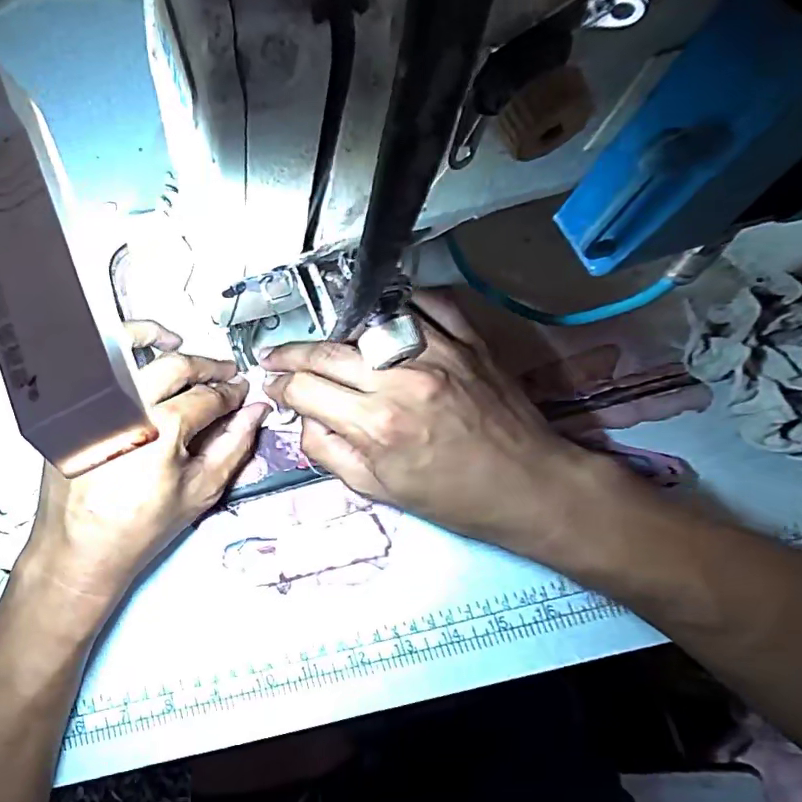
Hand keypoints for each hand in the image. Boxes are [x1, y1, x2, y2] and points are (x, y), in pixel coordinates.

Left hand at [21, 321, 267, 614]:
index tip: (240, 391)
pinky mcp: (71, 410)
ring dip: (158, 341)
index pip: (208, 397)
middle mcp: (125, 410)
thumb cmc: (135, 530)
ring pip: (129, 353)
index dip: (231, 392)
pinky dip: (116, 354)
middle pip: (176, 366)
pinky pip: (96, 368)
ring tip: (178, 346)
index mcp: (161, 431)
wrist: (81, 550)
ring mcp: (93, 406)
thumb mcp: (201, 491)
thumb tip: (254, 412)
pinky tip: (134, 359)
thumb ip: (235, 445)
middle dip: (207, 365)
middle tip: (224, 372)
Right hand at [262, 292, 621, 552]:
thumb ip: (331, 453)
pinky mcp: (467, 340)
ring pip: (368, 322)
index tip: (273, 388)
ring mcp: (437, 352)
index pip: (305, 389)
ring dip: (338, 331)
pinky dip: (399, 304)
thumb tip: (304, 421)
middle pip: (327, 352)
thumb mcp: (380, 491)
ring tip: (327, 343)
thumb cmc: (454, 499)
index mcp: (376, 425)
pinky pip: (426, 303)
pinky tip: (382, 317)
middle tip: (276, 357)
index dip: (279, 387)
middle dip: (291, 354)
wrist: (527, 486)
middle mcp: (401, 380)